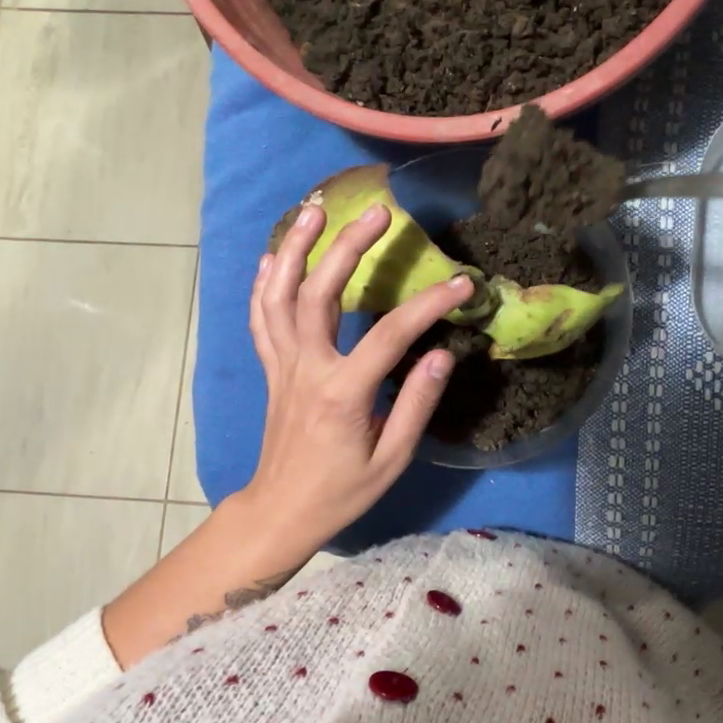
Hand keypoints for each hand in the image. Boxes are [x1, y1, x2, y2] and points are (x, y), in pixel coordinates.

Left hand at [237, 202, 474, 565]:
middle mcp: (306, 369)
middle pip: (321, 294)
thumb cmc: (343, 491)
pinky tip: (272, 257)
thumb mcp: (392, 459)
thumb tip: (440, 354)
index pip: (389, 335)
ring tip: (313, 211)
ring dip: (294, 249)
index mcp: (343, 394)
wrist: (282, 511)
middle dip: (349, 248)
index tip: (461, 285)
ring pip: (279, 296)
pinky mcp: (272, 369)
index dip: (428, 305)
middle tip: (377, 213)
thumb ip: (415, 404)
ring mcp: (282, 366)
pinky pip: (261, 319)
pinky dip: (264, 284)